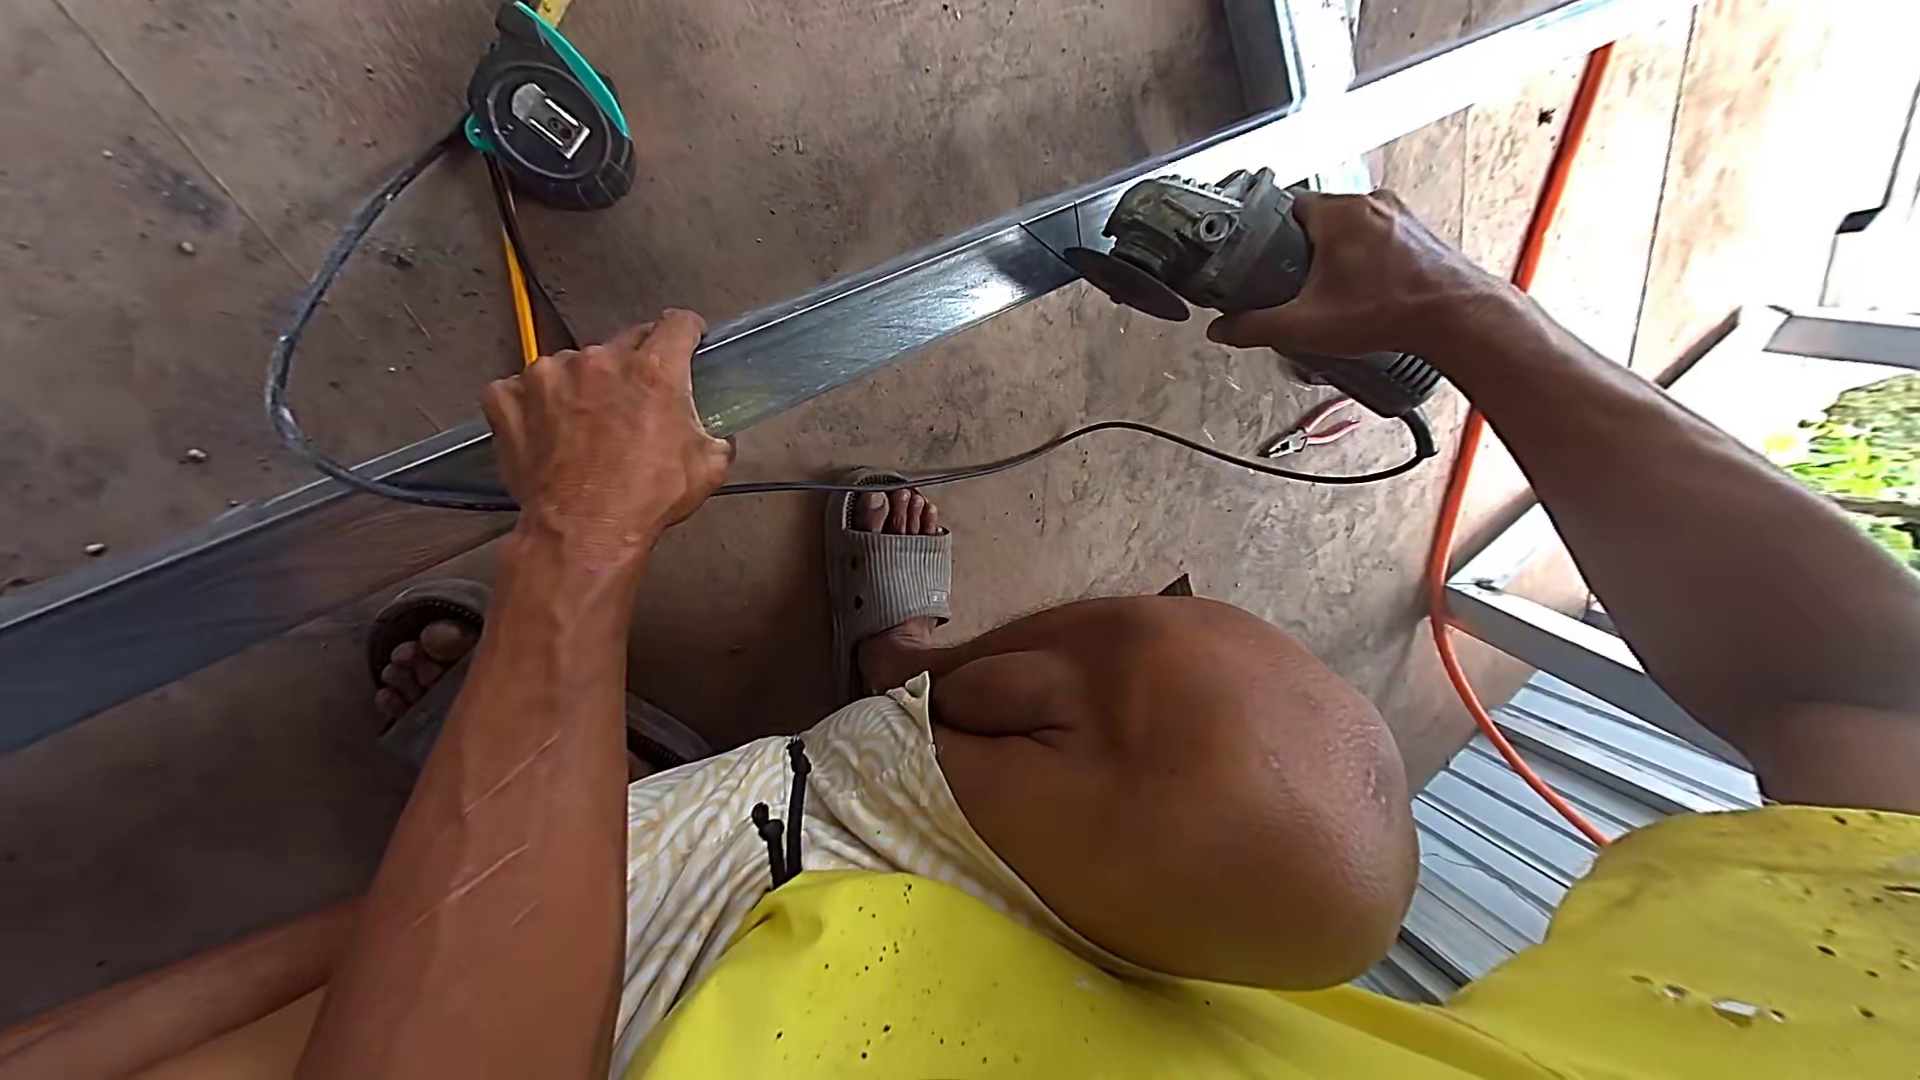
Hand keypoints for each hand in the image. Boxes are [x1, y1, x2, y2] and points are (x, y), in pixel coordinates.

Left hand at [482, 310, 733, 563]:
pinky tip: (554, 434)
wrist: (586, 529)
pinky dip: (540, 405)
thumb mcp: (710, 468)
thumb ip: (716, 436)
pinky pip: (526, 388)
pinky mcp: (508, 397)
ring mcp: (547, 375)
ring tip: (592, 428)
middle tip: (640, 402)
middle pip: (626, 342)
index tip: (687, 337)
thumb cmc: (648, 498)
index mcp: (654, 372)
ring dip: (587, 386)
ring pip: (575, 365)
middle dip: (637, 366)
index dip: (687, 330)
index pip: (677, 324)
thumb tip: (715, 435)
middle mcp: (600, 361)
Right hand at [1205, 190, 1516, 361]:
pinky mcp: (1413, 234)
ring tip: (1317, 292)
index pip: (1285, 207)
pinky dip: (1353, 259)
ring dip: (1325, 255)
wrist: (1456, 318)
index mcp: (1339, 214)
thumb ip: (1253, 327)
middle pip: (1312, 218)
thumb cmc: (1391, 311)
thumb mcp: (1303, 325)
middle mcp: (1370, 205)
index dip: (1264, 234)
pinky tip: (1349, 291)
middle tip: (1284, 284)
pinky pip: (1369, 238)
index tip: (1256, 257)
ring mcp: (1396, 216)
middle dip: (1294, 249)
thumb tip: (1221, 329)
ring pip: (1342, 228)